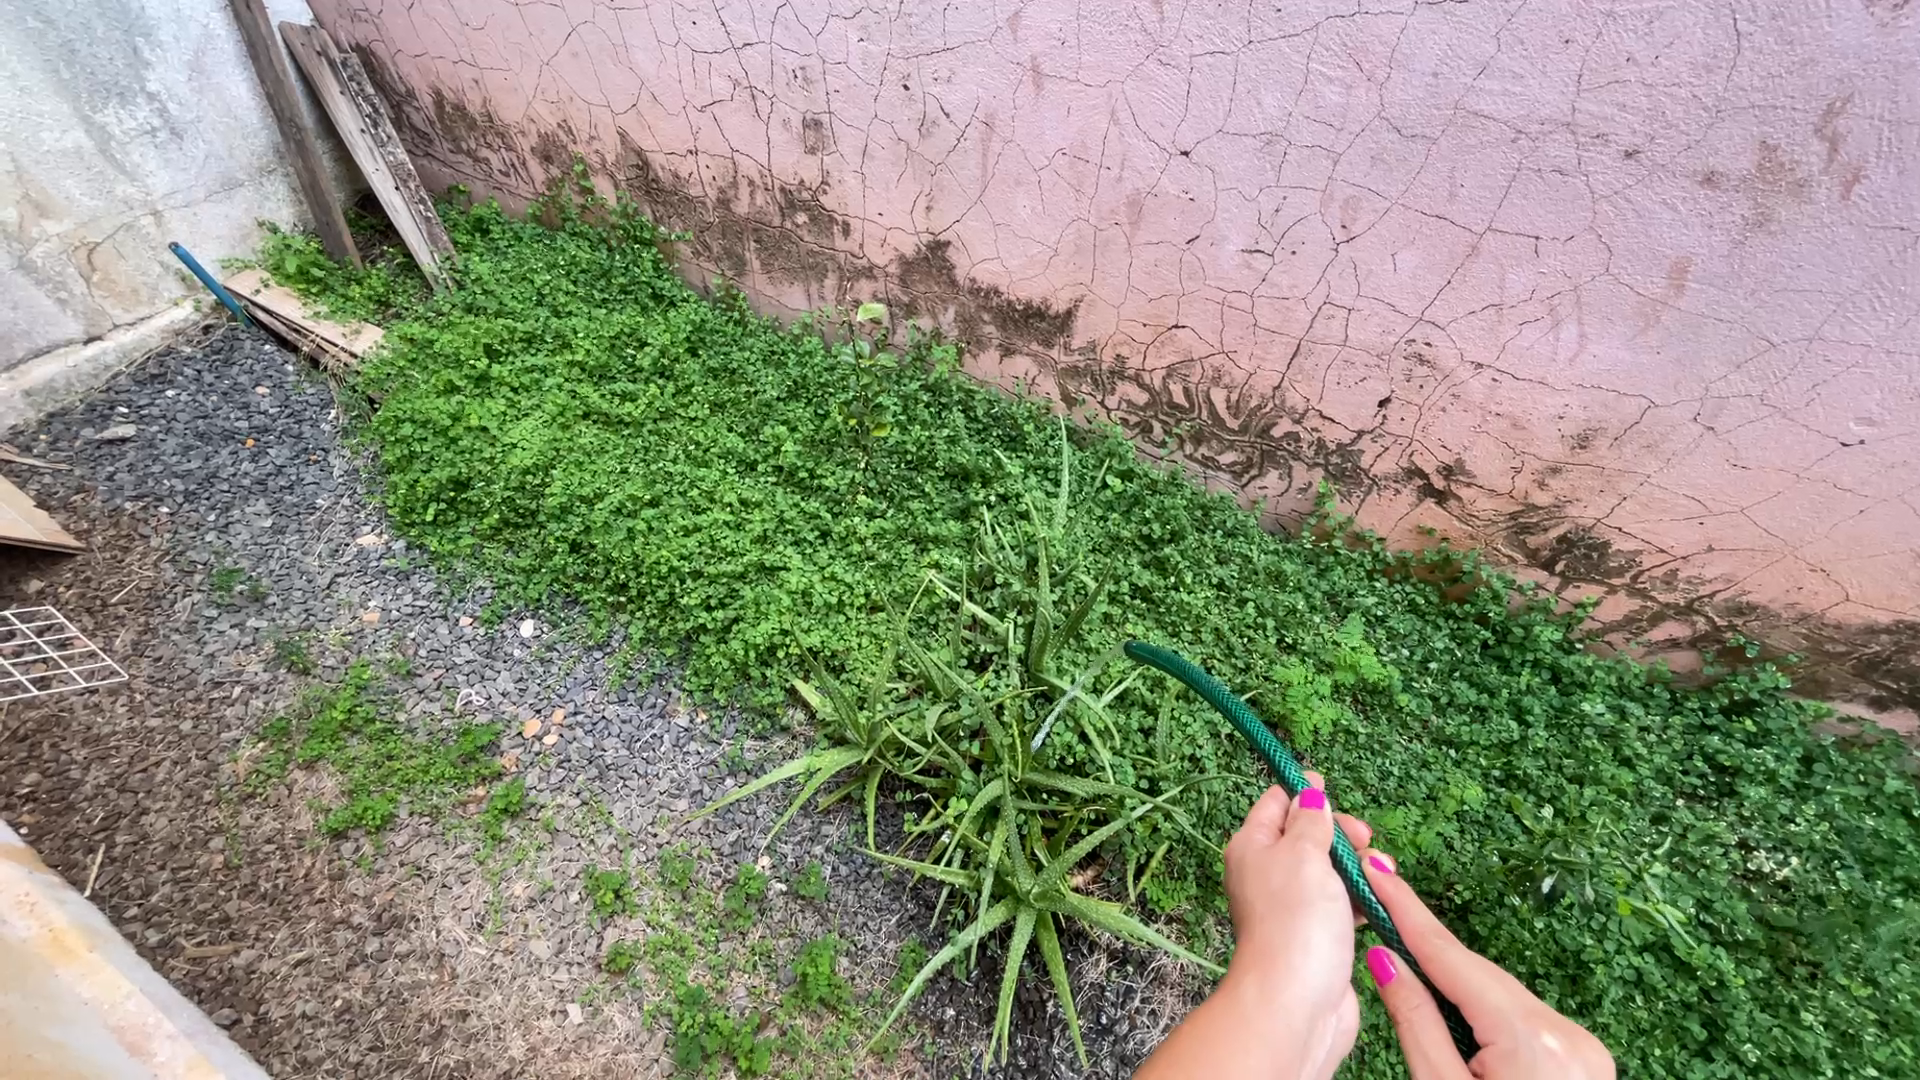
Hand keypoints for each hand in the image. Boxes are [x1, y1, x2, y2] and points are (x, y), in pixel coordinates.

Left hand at [1136, 774, 1371, 1079]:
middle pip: (1303, 834)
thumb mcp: (1303, 855)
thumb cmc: (1296, 919)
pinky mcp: (1314, 932)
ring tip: (1381, 870)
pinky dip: (1357, 895)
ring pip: (1325, 869)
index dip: (1304, 793)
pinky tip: (1379, 900)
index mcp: (1251, 844)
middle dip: (1337, 831)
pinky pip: (1338, 901)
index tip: (1332, 789)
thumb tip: (1309, 794)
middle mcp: (1265, 870)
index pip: (1275, 803)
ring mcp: (1289, 903)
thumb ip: (1309, 821)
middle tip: (1365, 838)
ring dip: (1354, 864)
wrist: (1295, 1000)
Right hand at [1358, 851, 1613, 1079]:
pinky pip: (1515, 1013)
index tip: (1374, 865)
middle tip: (1374, 897)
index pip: (1449, 955)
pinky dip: (1477, 1002)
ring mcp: (1583, 1045)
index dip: (1405, 907)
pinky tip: (1447, 997)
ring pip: (1494, 990)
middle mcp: (1566, 1033)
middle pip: (1474, 971)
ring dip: (1448, 973)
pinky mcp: (1585, 1058)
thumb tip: (1384, 958)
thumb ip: (1415, 1020)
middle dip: (1422, 941)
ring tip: (1399, 947)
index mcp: (1531, 1040)